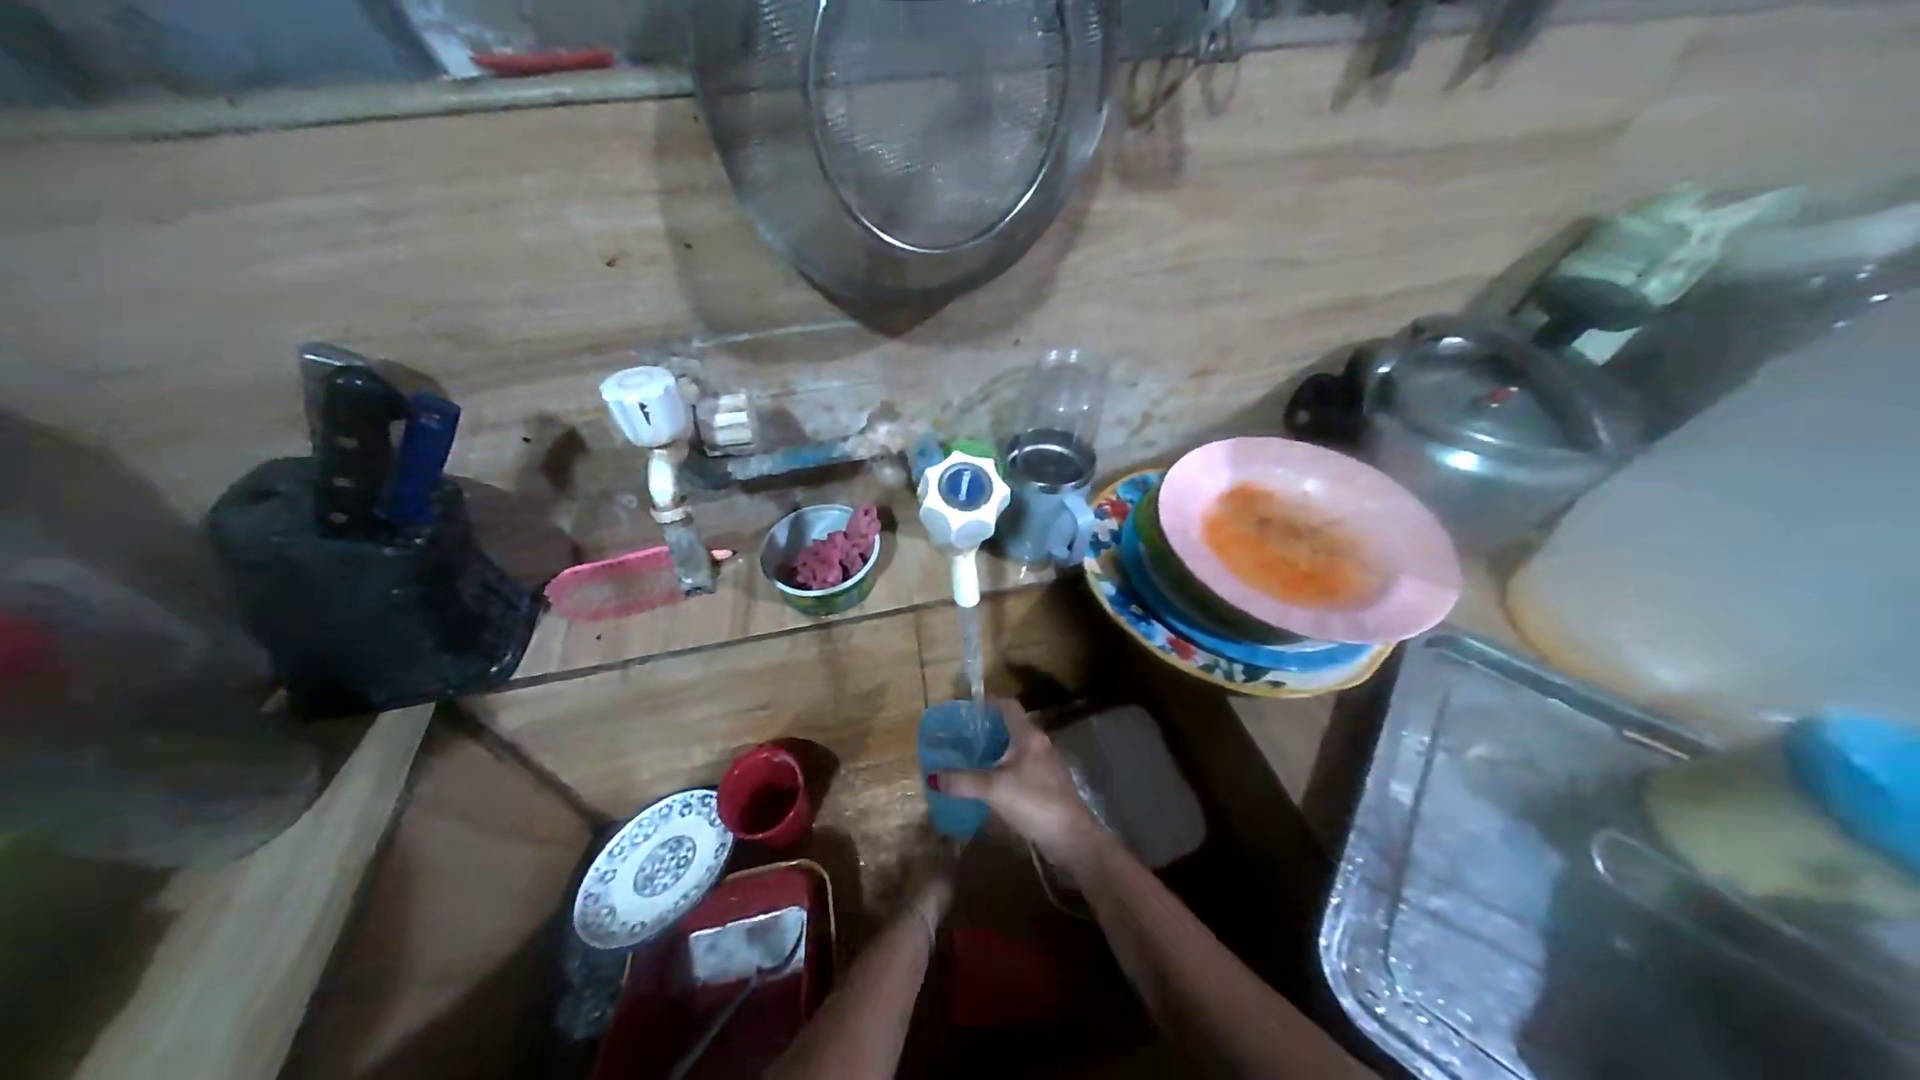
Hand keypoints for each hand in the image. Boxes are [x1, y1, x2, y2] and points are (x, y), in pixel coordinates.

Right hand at [930, 698, 1107, 867]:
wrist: (1072, 837)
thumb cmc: (1035, 802)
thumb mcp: (994, 789)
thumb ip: (962, 781)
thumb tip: (932, 776)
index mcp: (1029, 736)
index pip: (1009, 706)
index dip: (989, 701)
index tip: (967, 706)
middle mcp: (1040, 744)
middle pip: (1013, 725)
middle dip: (989, 727)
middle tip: (963, 733)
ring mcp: (1046, 765)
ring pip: (1018, 747)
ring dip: (997, 748)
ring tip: (972, 756)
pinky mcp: (1048, 784)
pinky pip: (1022, 765)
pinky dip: (1005, 766)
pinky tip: (991, 781)